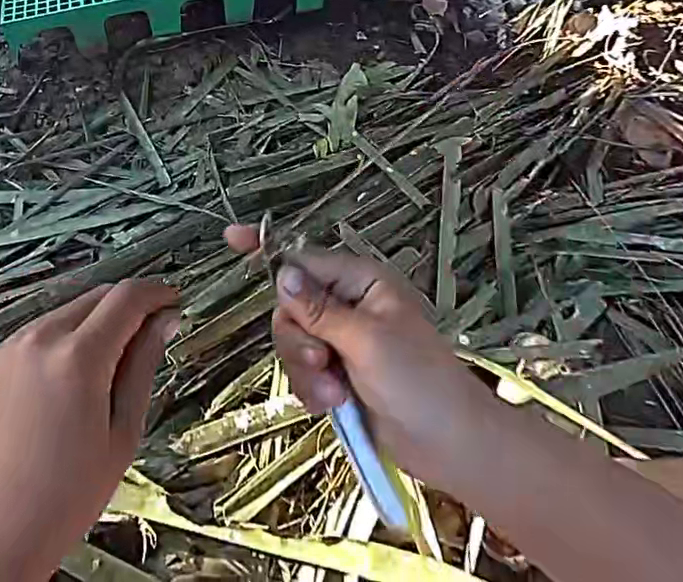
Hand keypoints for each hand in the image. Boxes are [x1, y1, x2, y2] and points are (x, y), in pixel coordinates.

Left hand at [0, 280, 180, 581]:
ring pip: (71, 309)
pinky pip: (43, 329)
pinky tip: (76, 374)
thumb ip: (143, 365)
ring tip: (113, 362)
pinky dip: (68, 335)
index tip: (171, 300)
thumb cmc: (61, 496)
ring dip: (99, 319)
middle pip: (99, 295)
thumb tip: (163, 322)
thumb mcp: (122, 432)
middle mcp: (41, 340)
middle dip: (129, 305)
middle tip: (151, 331)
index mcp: (77, 358)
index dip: (155, 293)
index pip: (127, 297)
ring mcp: (13, 347)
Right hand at [224, 225, 501, 498]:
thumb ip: (319, 309)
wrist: (451, 446)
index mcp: (360, 281)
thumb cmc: (420, 381)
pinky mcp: (336, 372)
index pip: (303, 258)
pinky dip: (312, 389)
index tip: (231, 237)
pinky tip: (335, 404)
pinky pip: (302, 370)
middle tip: (321, 361)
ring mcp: (340, 339)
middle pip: (290, 306)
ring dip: (307, 370)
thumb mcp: (366, 340)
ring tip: (336, 392)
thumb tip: (281, 274)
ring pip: (292, 341)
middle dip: (298, 339)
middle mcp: (347, 304)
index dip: (266, 250)